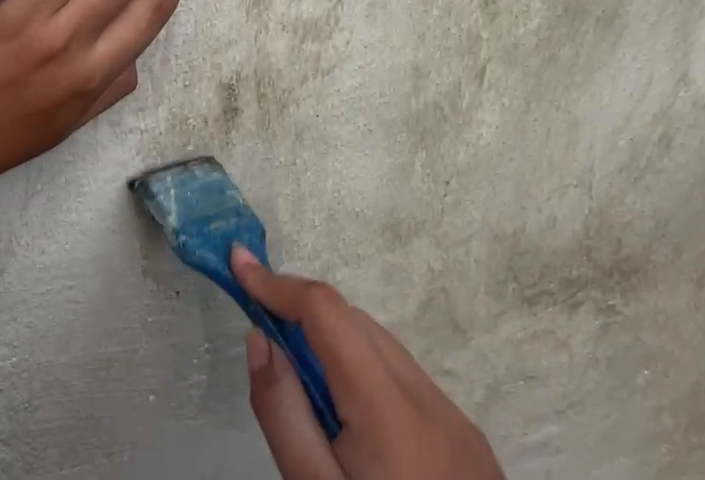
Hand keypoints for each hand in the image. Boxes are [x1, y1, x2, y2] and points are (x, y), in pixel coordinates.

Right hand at [232, 247, 505, 479]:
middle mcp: (433, 402)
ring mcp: (459, 422)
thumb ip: (281, 410)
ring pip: (382, 347)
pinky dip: (361, 368)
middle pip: (356, 322)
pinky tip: (342, 409)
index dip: (277, 282)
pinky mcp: (469, 442)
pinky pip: (404, 379)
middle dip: (299, 308)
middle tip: (252, 315)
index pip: (328, 312)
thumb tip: (261, 340)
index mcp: (391, 409)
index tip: (235, 262)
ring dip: (331, 338)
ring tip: (293, 370)